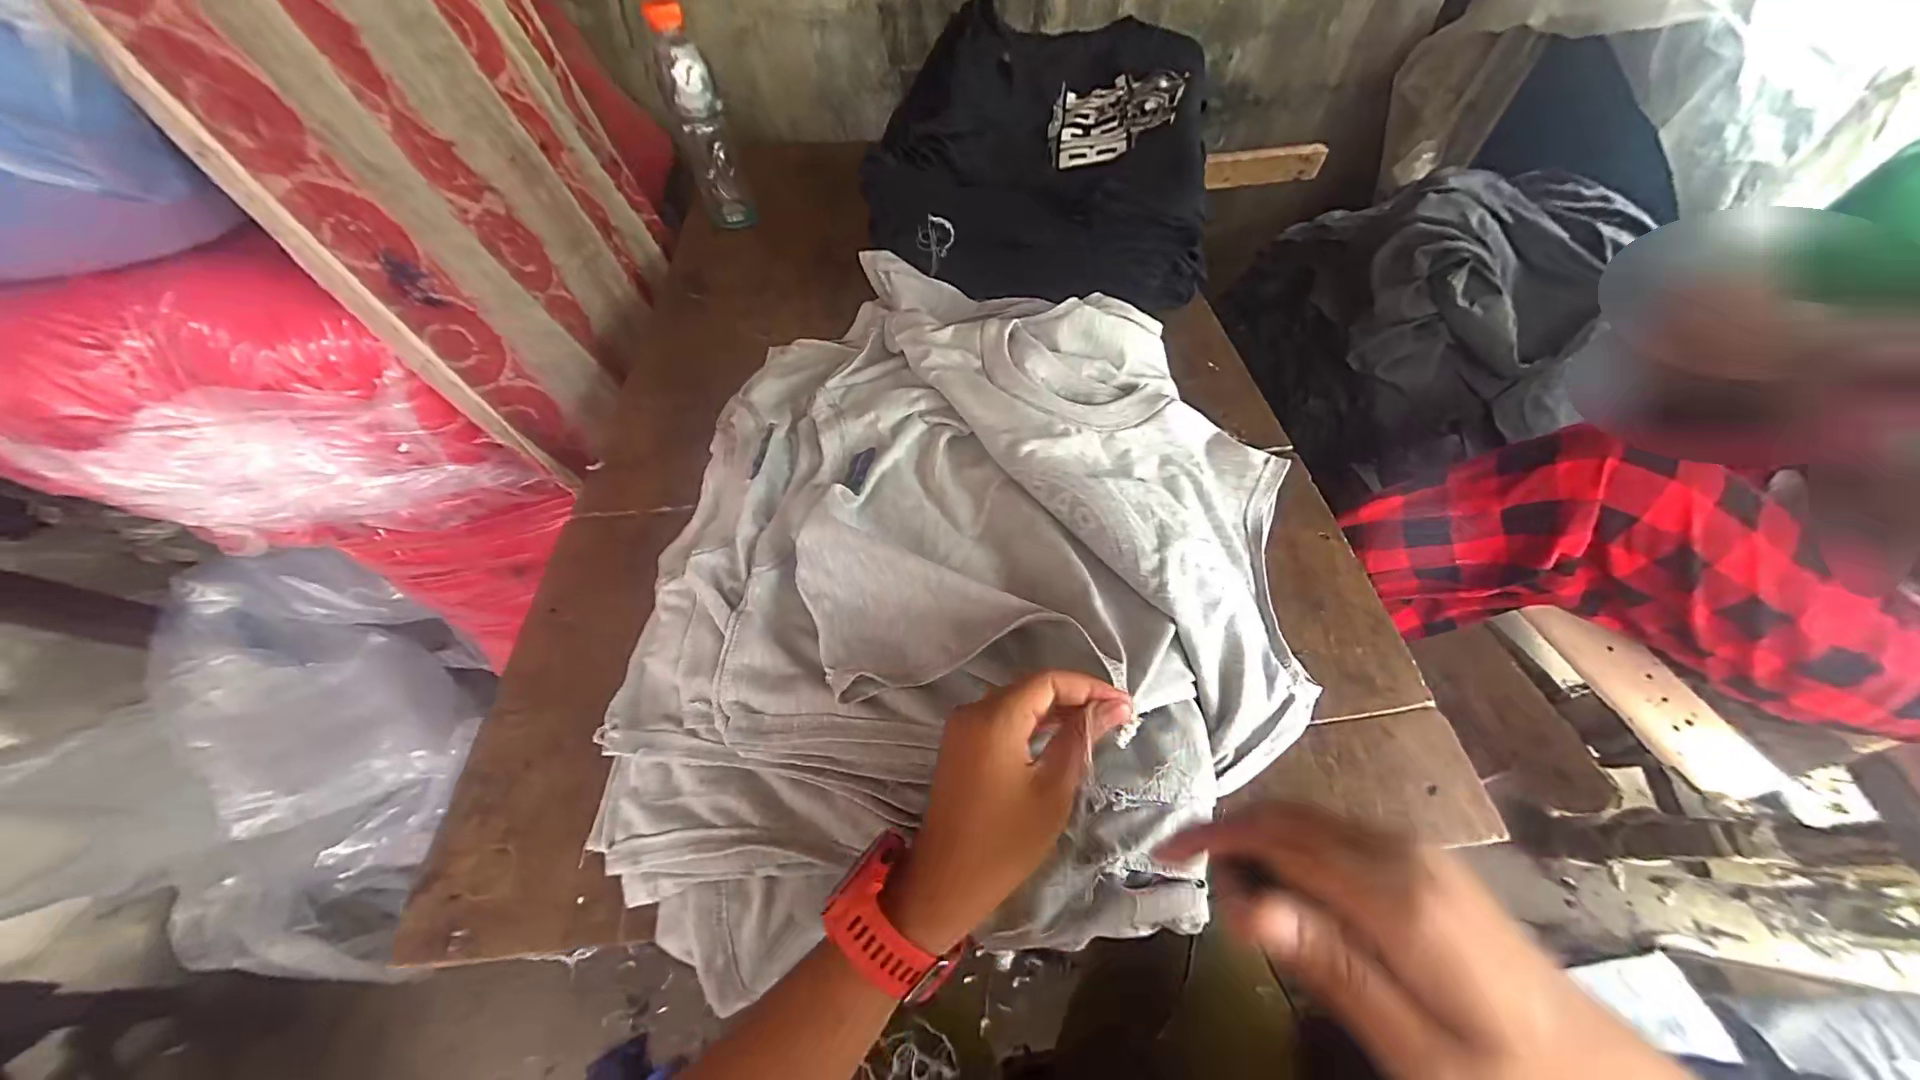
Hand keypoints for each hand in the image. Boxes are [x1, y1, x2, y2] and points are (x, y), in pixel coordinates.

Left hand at [882, 671, 1131, 953]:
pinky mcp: (960, 743)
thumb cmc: (1006, 841)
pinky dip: (1032, 722)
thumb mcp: (1053, 789)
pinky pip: (1001, 718)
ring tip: (1097, 724)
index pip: (1048, 681)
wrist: (946, 880)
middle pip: (1031, 687)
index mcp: (994, 717)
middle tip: (1116, 715)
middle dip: (1075, 696)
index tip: (1125, 705)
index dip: (1089, 687)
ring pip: (1016, 701)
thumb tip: (1114, 706)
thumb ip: (1082, 738)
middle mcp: (973, 711)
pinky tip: (1060, 735)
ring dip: (1055, 709)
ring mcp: (962, 726)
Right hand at [1158, 803, 1688, 1079]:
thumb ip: (1330, 966)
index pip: (1278, 836)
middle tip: (1202, 888)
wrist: (1605, 1079)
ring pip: (1308, 820)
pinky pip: (1333, 833)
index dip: (1214, 836)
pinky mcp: (1421, 862)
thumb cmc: (1504, 1074)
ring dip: (1260, 842)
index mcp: (1395, 894)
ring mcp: (1415, 851)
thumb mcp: (1415, 1047)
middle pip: (1288, 817)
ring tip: (1240, 896)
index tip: (1166, 851)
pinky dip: (1292, 848)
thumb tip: (1245, 905)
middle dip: (1231, 836)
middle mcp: (1400, 852)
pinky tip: (1289, 890)